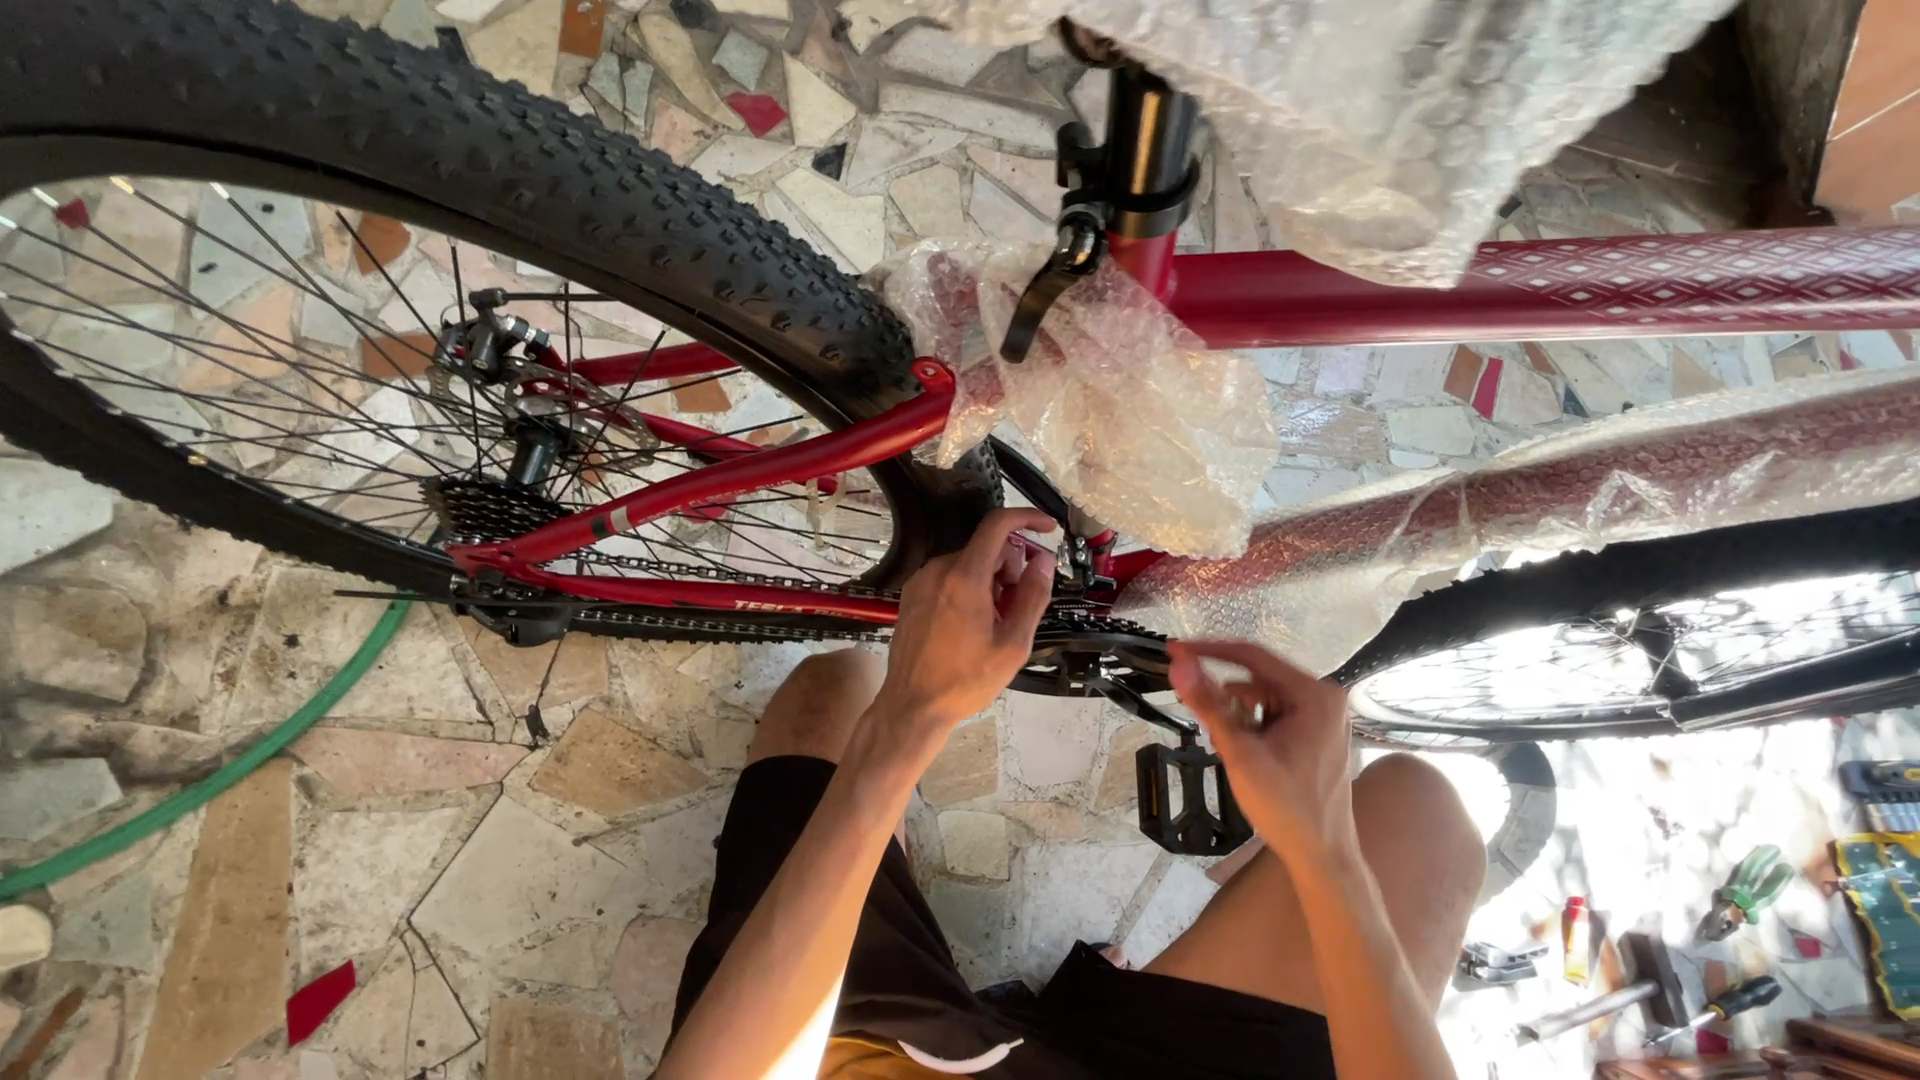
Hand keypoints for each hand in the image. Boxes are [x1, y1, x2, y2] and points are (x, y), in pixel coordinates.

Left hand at [873, 508, 1057, 737]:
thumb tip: (1044, 560)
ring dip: (991, 580)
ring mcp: (921, 580)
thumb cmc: (965, 681)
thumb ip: (1033, 596)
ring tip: (995, 622)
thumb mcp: (1013, 645)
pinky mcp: (912, 593)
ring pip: (969, 562)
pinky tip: (974, 622)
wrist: (913, 705)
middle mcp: (938, 570)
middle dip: (1012, 566)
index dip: (1027, 517)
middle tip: (1018, 604)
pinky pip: (949, 576)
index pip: (998, 525)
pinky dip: (970, 587)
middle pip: (986, 547)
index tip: (1048, 528)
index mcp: (964, 578)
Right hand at [1167, 640, 1358, 859]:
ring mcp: (1323, 717)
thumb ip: (1209, 705)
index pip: (1252, 656)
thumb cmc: (1286, 807)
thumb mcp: (1241, 753)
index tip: (1174, 650)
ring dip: (1238, 716)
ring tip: (1229, 748)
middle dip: (1225, 698)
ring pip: (1263, 698)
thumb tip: (1179, 665)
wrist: (1322, 857)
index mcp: (1315, 694)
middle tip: (1202, 720)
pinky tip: (1243, 751)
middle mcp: (1324, 698)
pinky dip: (1251, 726)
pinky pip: (1273, 714)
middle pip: (1257, 679)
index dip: (1208, 650)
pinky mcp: (1316, 734)